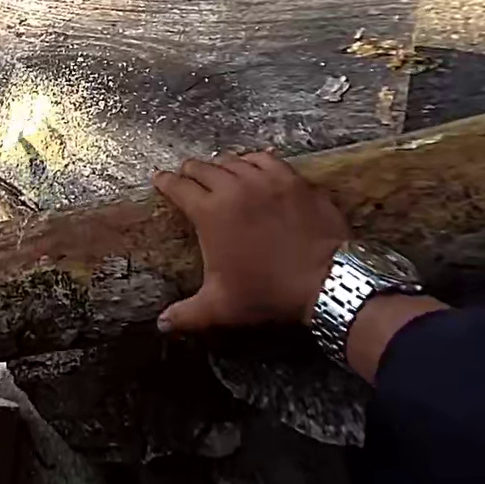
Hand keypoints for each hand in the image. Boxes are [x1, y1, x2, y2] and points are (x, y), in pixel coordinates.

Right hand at [153, 151, 350, 332]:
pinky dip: (252, 160)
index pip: (177, 186)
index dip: (164, 181)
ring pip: (231, 160)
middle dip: (189, 172)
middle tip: (187, 178)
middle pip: (201, 167)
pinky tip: (251, 165)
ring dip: (219, 165)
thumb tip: (162, 325)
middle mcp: (231, 187)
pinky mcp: (290, 178)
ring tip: (218, 172)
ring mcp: (263, 179)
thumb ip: (187, 313)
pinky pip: (264, 158)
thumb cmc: (267, 291)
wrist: (325, 281)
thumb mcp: (221, 306)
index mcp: (209, 212)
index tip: (159, 179)